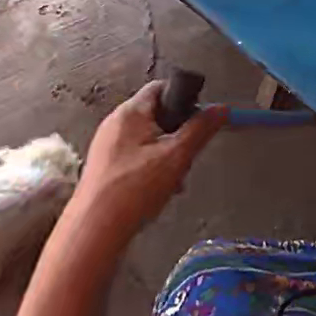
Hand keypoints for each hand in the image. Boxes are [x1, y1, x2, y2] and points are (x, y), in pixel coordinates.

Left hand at [66, 81, 227, 238]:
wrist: (95, 229)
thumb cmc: (135, 189)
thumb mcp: (177, 157)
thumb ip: (201, 130)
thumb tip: (221, 108)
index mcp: (130, 112)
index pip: (162, 87)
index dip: (185, 99)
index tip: (200, 120)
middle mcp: (115, 122)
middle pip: (156, 115)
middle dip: (177, 134)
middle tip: (186, 157)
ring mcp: (107, 144)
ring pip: (148, 139)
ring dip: (166, 156)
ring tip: (173, 181)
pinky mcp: (104, 165)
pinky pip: (135, 156)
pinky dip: (150, 168)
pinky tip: (156, 192)